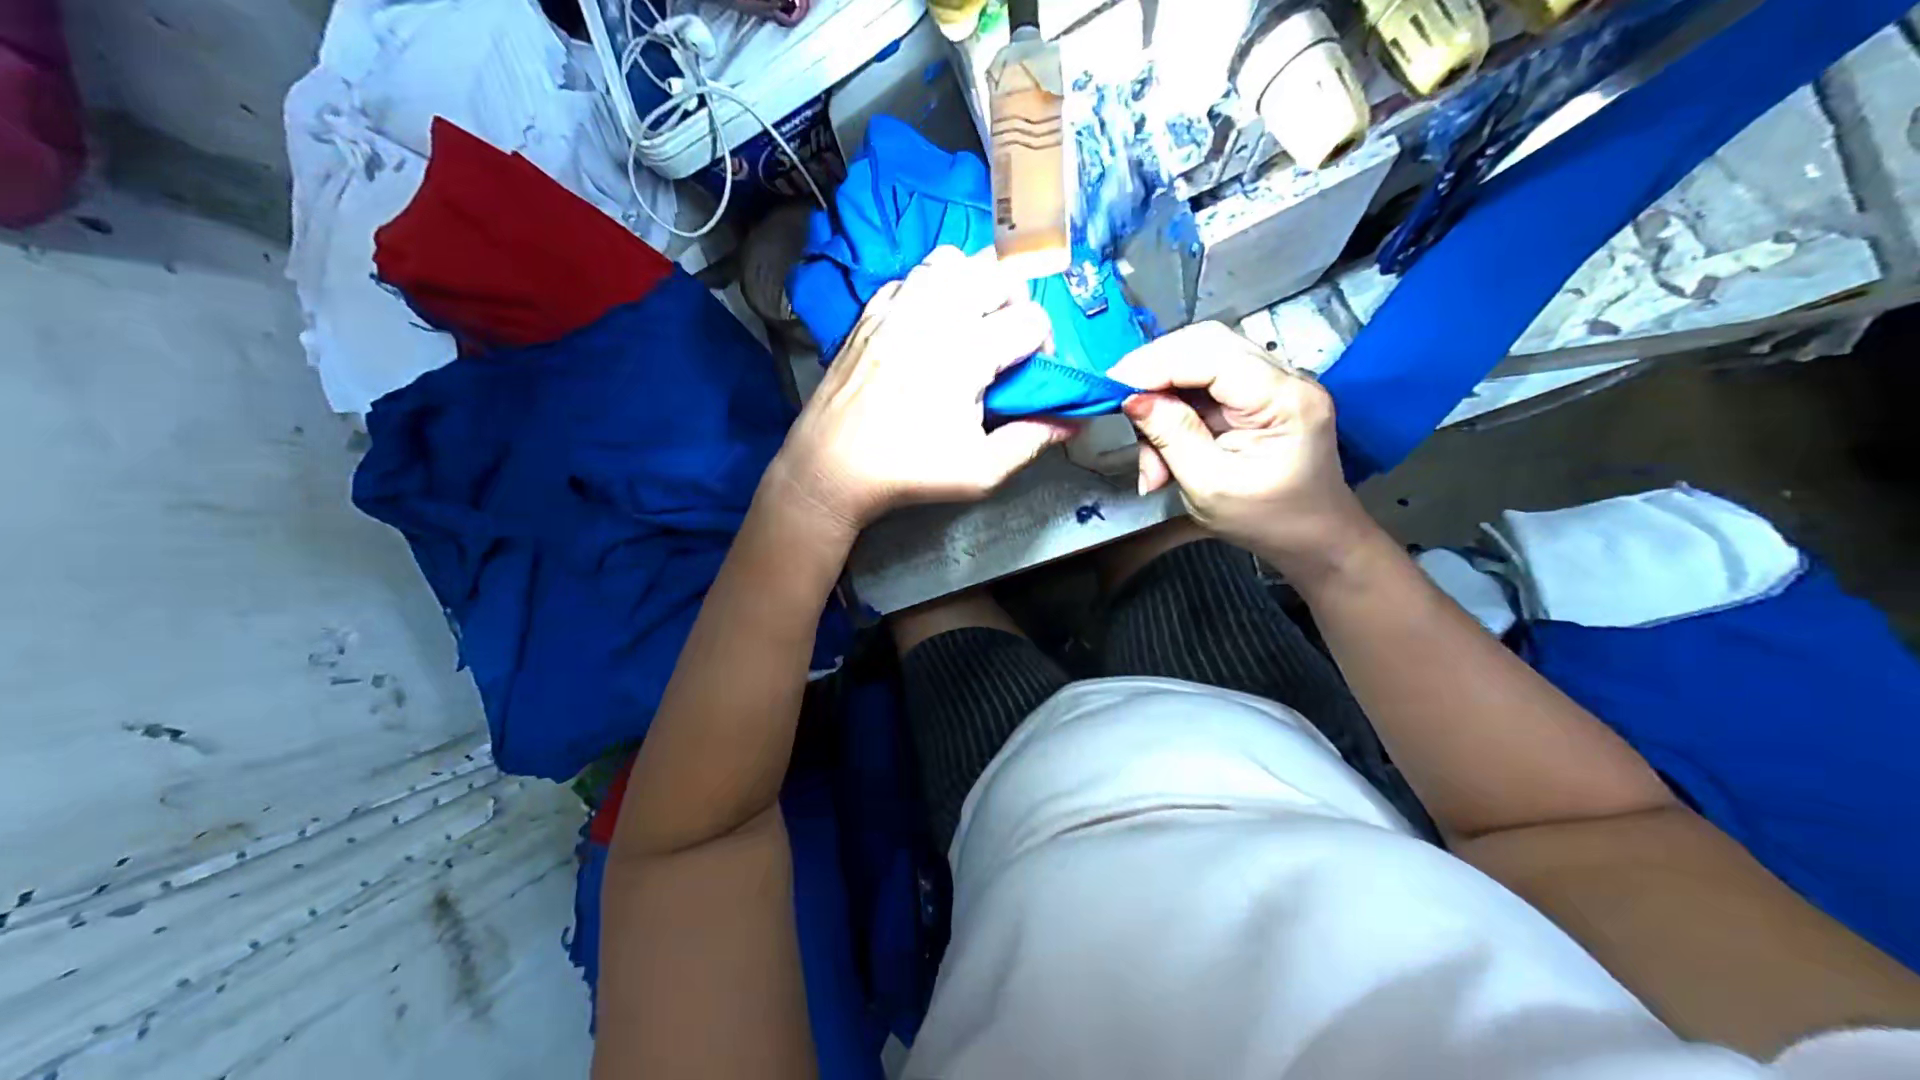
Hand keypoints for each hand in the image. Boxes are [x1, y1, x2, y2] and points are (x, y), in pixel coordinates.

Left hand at [768, 247, 1076, 535]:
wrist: (831, 466)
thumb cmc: (908, 472)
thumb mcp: (980, 470)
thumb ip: (1031, 441)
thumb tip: (1074, 423)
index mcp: (968, 351)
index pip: (1031, 319)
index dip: (1044, 344)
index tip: (1032, 372)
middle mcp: (936, 315)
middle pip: (999, 274)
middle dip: (1016, 304)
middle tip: (1006, 343)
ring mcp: (899, 306)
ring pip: (955, 260)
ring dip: (976, 283)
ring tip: (972, 321)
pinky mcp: (872, 310)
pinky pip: (914, 274)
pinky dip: (934, 286)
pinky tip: (931, 321)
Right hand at [1105, 322, 1383, 582]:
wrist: (1312, 538)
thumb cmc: (1266, 521)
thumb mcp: (1210, 486)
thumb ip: (1172, 436)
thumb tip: (1132, 398)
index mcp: (1284, 400)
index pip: (1212, 356)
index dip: (1157, 363)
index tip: (1113, 384)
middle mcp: (1285, 377)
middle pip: (1207, 344)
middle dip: (1156, 372)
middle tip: (1123, 406)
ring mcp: (1273, 381)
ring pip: (1200, 361)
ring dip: (1163, 397)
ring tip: (1151, 455)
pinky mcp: (1258, 393)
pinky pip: (1205, 383)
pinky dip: (1175, 408)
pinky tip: (1164, 446)